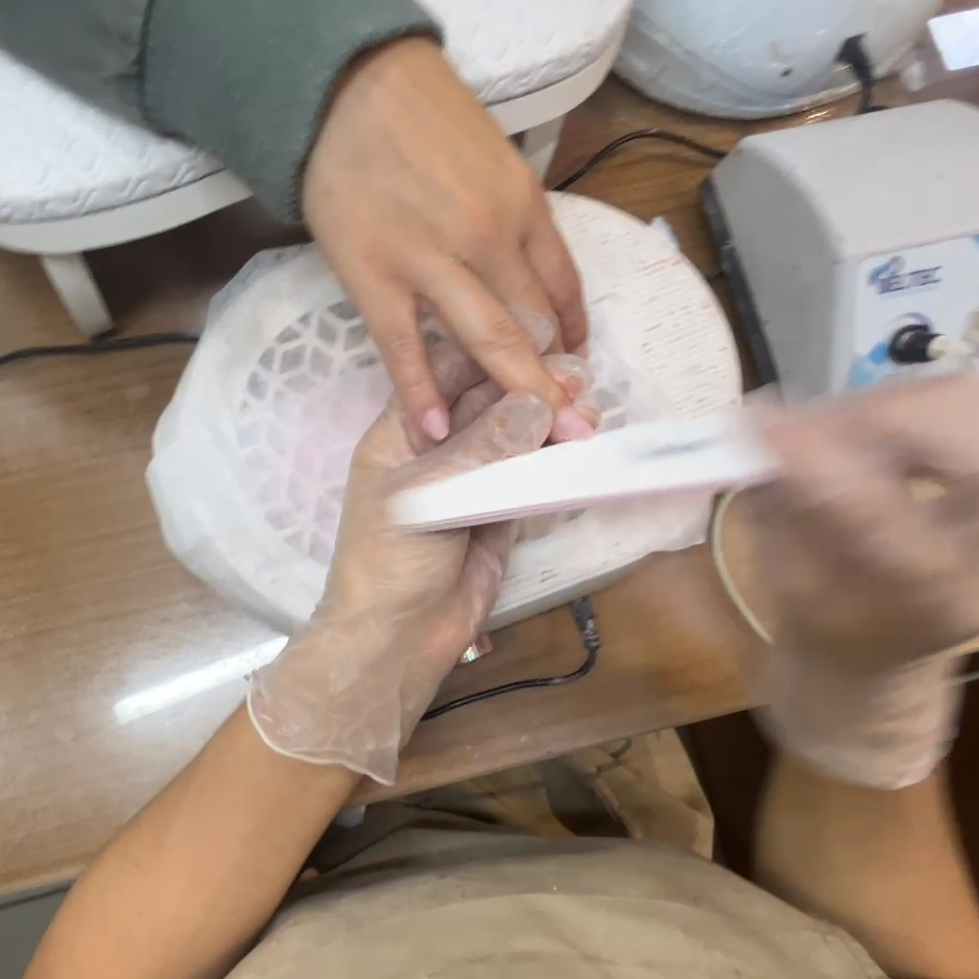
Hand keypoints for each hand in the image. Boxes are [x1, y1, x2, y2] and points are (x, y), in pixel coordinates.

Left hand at [248, 349, 596, 783]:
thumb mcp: (426, 496)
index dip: (487, 356)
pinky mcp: (499, 511)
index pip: (444, 376)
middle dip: (530, 388)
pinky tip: (581, 447)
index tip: (535, 341)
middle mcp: (437, 449)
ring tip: (588, 412)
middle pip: (487, 403)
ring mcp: (470, 481)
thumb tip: (537, 402)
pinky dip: (556, 461)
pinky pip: (530, 475)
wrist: (398, 638)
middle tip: (577, 379)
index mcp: (401, 433)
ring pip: (516, 437)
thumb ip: (480, 449)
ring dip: (550, 423)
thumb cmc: (390, 559)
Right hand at [303, 38, 592, 445]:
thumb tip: (523, 269)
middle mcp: (488, 238)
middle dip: (559, 381)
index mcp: (521, 204)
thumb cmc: (421, 117)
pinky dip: (420, 392)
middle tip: (580, 432)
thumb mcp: (490, 155)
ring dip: (513, 396)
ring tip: (536, 443)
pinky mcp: (377, 282)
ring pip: (485, 341)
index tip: (576, 369)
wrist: (345, 92)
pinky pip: (404, 348)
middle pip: (534, 323)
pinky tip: (434, 431)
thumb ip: (512, 213)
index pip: (562, 284)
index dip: (572, 333)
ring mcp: (431, 263)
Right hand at [751, 376, 978, 787]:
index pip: (888, 515)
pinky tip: (904, 422)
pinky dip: (959, 405)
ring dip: (932, 403)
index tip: (764, 422)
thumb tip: (767, 418)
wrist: (877, 649)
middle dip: (905, 416)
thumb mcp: (783, 570)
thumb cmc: (818, 614)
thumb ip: (782, 498)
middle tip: (830, 417)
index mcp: (921, 604)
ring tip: (864, 418)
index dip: (823, 456)